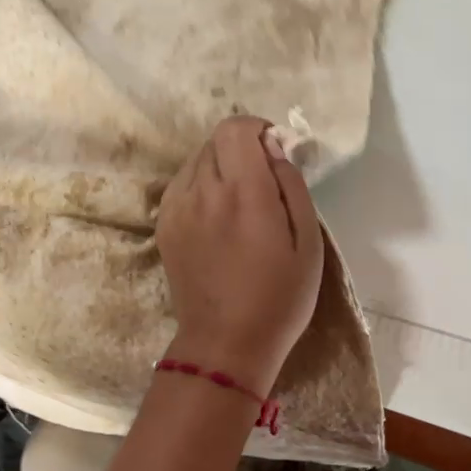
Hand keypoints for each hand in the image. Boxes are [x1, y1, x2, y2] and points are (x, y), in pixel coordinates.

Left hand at [156, 116, 322, 393]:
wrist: (224, 342)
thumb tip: (275, 149)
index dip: (257, 131)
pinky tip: (216, 220)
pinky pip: (181, 185)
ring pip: (196, 161)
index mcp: (243, 192)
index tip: (274, 154)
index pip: (235, 128)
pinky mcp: (163, 223)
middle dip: (241, 150)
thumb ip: (291, 185)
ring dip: (219, 169)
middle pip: (215, 141)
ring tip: (238, 206)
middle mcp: (202, 190)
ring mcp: (176, 206)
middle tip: (261, 185)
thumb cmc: (279, 297)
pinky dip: (200, 188)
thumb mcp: (308, 242)